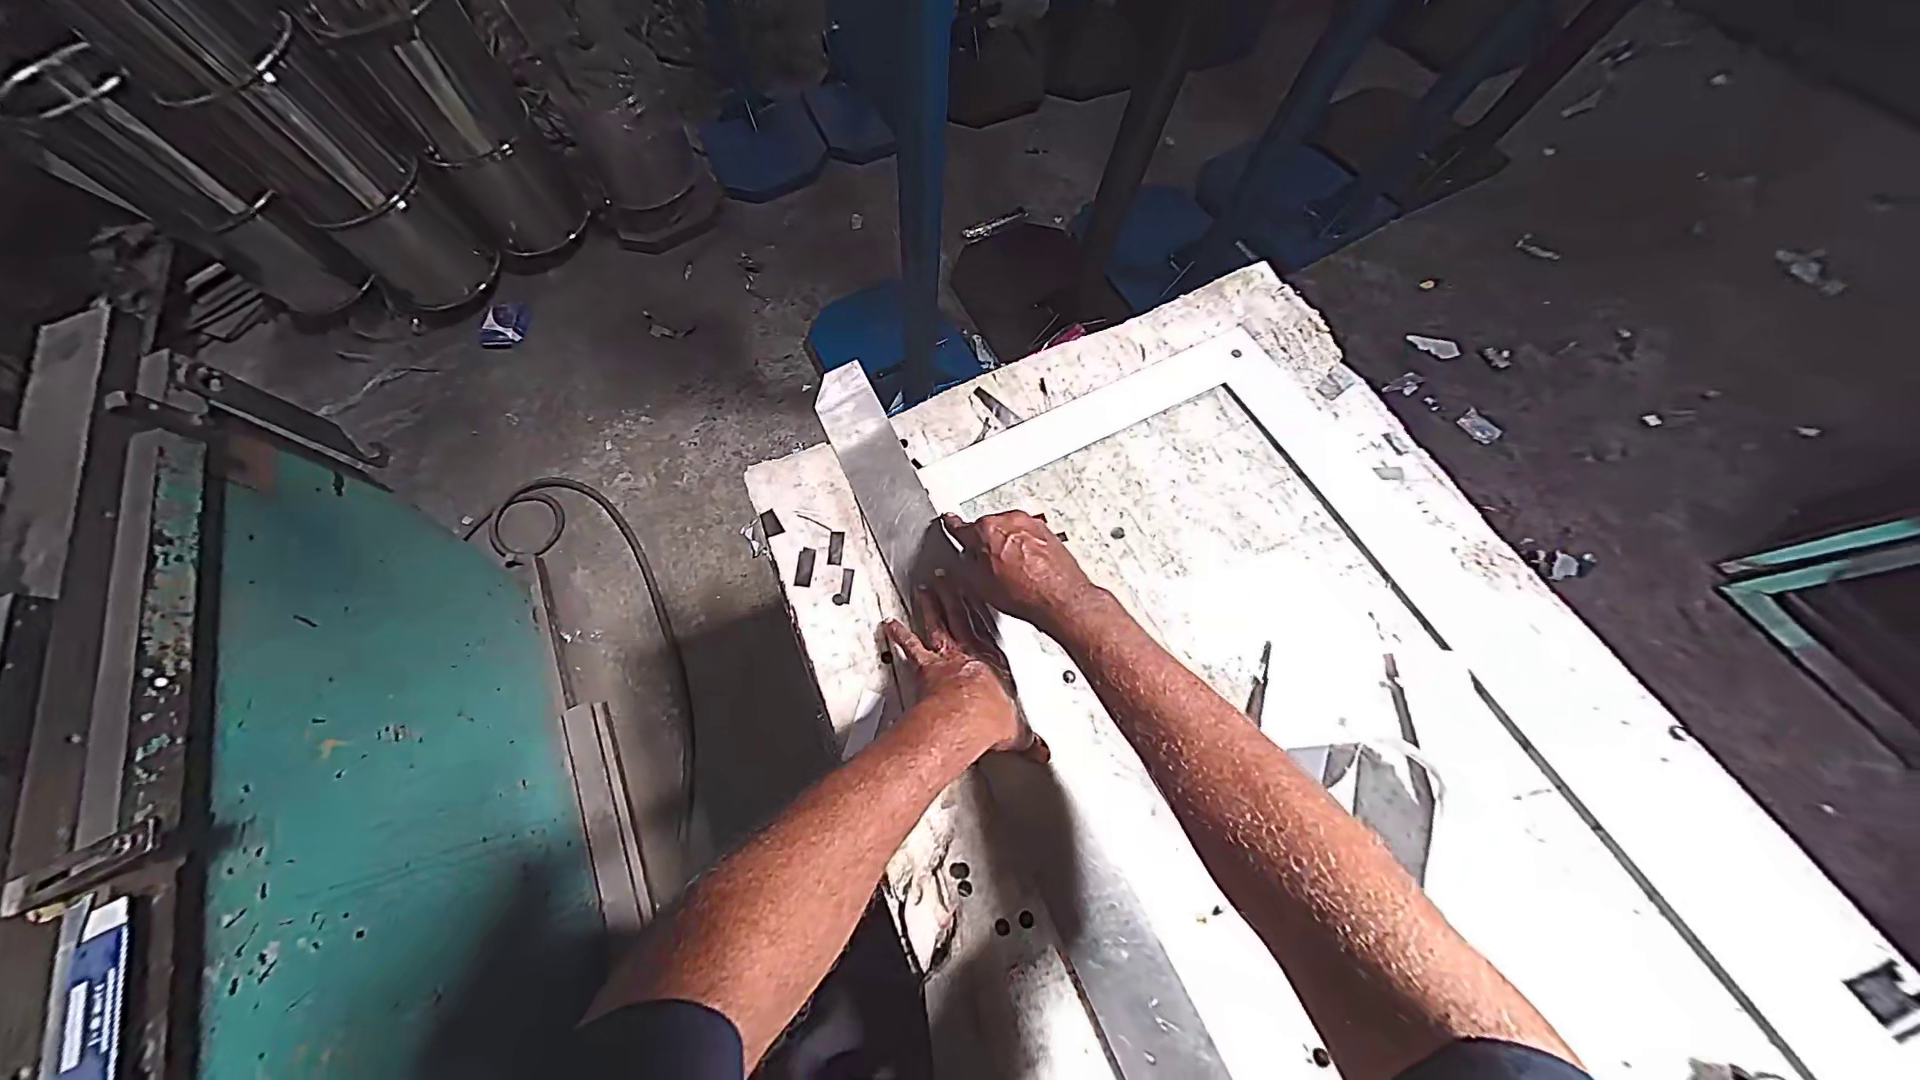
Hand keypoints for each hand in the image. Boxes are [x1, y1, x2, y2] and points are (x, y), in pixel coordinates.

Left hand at [883, 577, 1046, 762]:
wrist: (967, 718)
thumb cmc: (991, 718)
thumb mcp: (1018, 731)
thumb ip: (1028, 739)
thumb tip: (1042, 752)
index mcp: (993, 661)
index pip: (986, 629)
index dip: (980, 611)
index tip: (975, 596)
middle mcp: (969, 653)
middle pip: (958, 616)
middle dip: (953, 596)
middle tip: (945, 579)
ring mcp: (946, 656)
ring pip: (936, 623)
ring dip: (929, 605)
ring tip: (924, 589)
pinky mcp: (927, 667)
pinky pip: (911, 646)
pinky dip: (899, 635)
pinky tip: (891, 624)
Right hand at [942, 511, 1105, 635]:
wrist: (1061, 599)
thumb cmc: (1025, 593)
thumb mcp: (979, 585)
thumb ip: (966, 564)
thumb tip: (965, 558)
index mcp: (985, 529)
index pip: (961, 526)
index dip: (953, 528)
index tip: (950, 523)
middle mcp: (1009, 521)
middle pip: (988, 529)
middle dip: (987, 545)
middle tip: (989, 568)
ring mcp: (1030, 524)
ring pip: (1010, 533)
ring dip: (1008, 547)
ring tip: (1013, 574)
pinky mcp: (1047, 532)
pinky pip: (1028, 538)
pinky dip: (1026, 550)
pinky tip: (1028, 571)